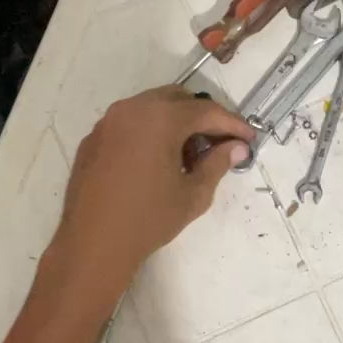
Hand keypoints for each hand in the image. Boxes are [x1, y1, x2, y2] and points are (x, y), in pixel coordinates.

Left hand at [50, 87, 254, 294]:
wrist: (93, 243)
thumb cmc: (149, 219)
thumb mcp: (193, 194)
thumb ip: (217, 164)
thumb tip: (237, 148)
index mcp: (160, 119)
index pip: (206, 111)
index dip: (232, 124)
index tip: (249, 138)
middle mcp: (131, 110)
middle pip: (178, 99)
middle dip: (203, 117)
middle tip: (221, 143)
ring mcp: (108, 122)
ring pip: (152, 107)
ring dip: (176, 122)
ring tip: (190, 154)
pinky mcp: (94, 139)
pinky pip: (130, 123)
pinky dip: (151, 132)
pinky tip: (159, 161)